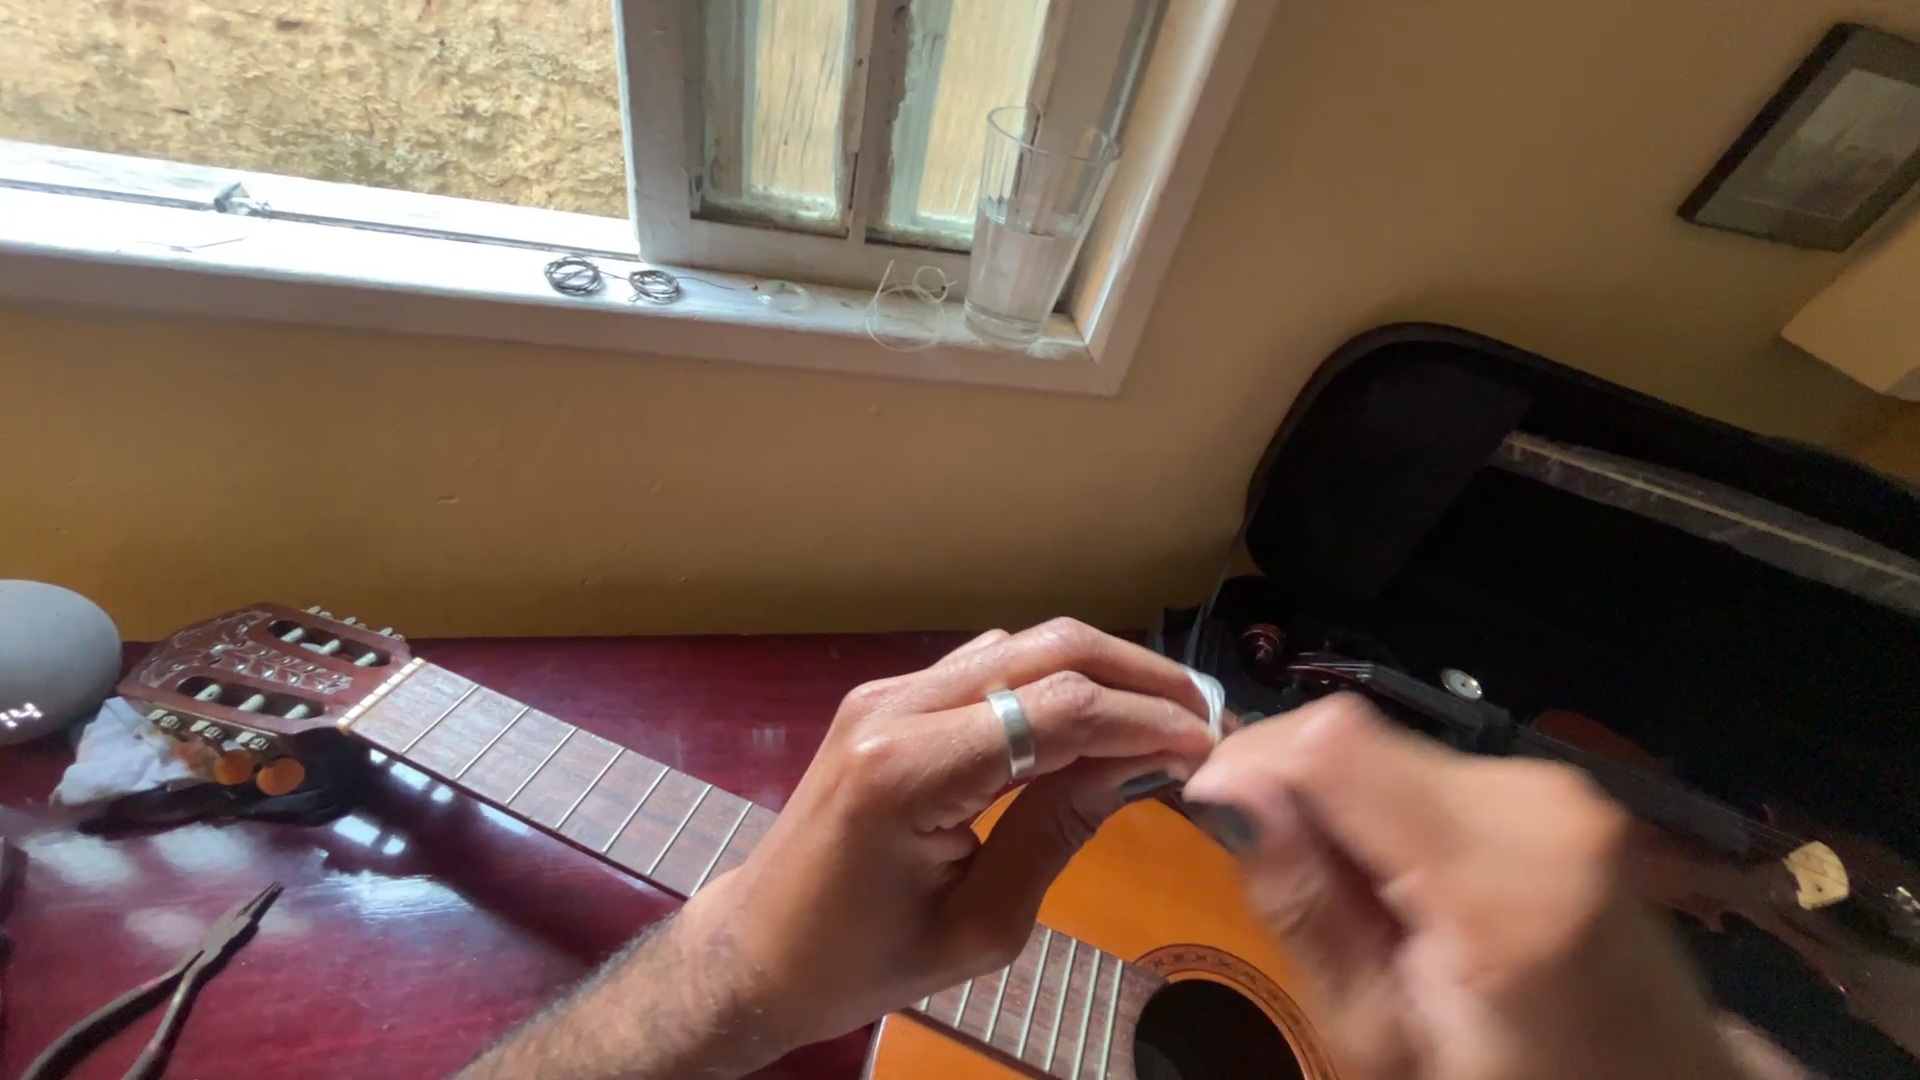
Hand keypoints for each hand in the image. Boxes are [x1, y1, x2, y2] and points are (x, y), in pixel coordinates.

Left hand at [676, 620, 1216, 1067]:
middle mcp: (898, 703)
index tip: (1206, 745)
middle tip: (1200, 715)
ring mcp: (889, 689)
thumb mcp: (983, 922)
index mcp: (910, 769)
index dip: (1144, 719)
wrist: (759, 945)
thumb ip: (1062, 825)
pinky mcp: (889, 694)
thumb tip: (1142, 761)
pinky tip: (1089, 712)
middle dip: (1136, 674)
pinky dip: (1052, 678)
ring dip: (1099, 669)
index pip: (1057, 710)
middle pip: (1045, 649)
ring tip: (1160, 713)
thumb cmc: (863, 959)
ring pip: (1020, 645)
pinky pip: (988, 664)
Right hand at [1182, 694, 1743, 1079]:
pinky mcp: (1550, 782)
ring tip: (1342, 878)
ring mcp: (1554, 788)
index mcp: (1501, 889)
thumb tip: (1228, 789)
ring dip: (1325, 790)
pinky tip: (1388, 860)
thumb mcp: (1377, 1034)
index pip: (1333, 746)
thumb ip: (1302, 904)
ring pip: (1372, 739)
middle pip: (1346, 732)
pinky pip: (1412, 758)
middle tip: (1277, 865)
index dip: (1251, 754)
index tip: (1210, 804)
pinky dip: (1369, 793)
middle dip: (1284, 779)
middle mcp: (1536, 808)